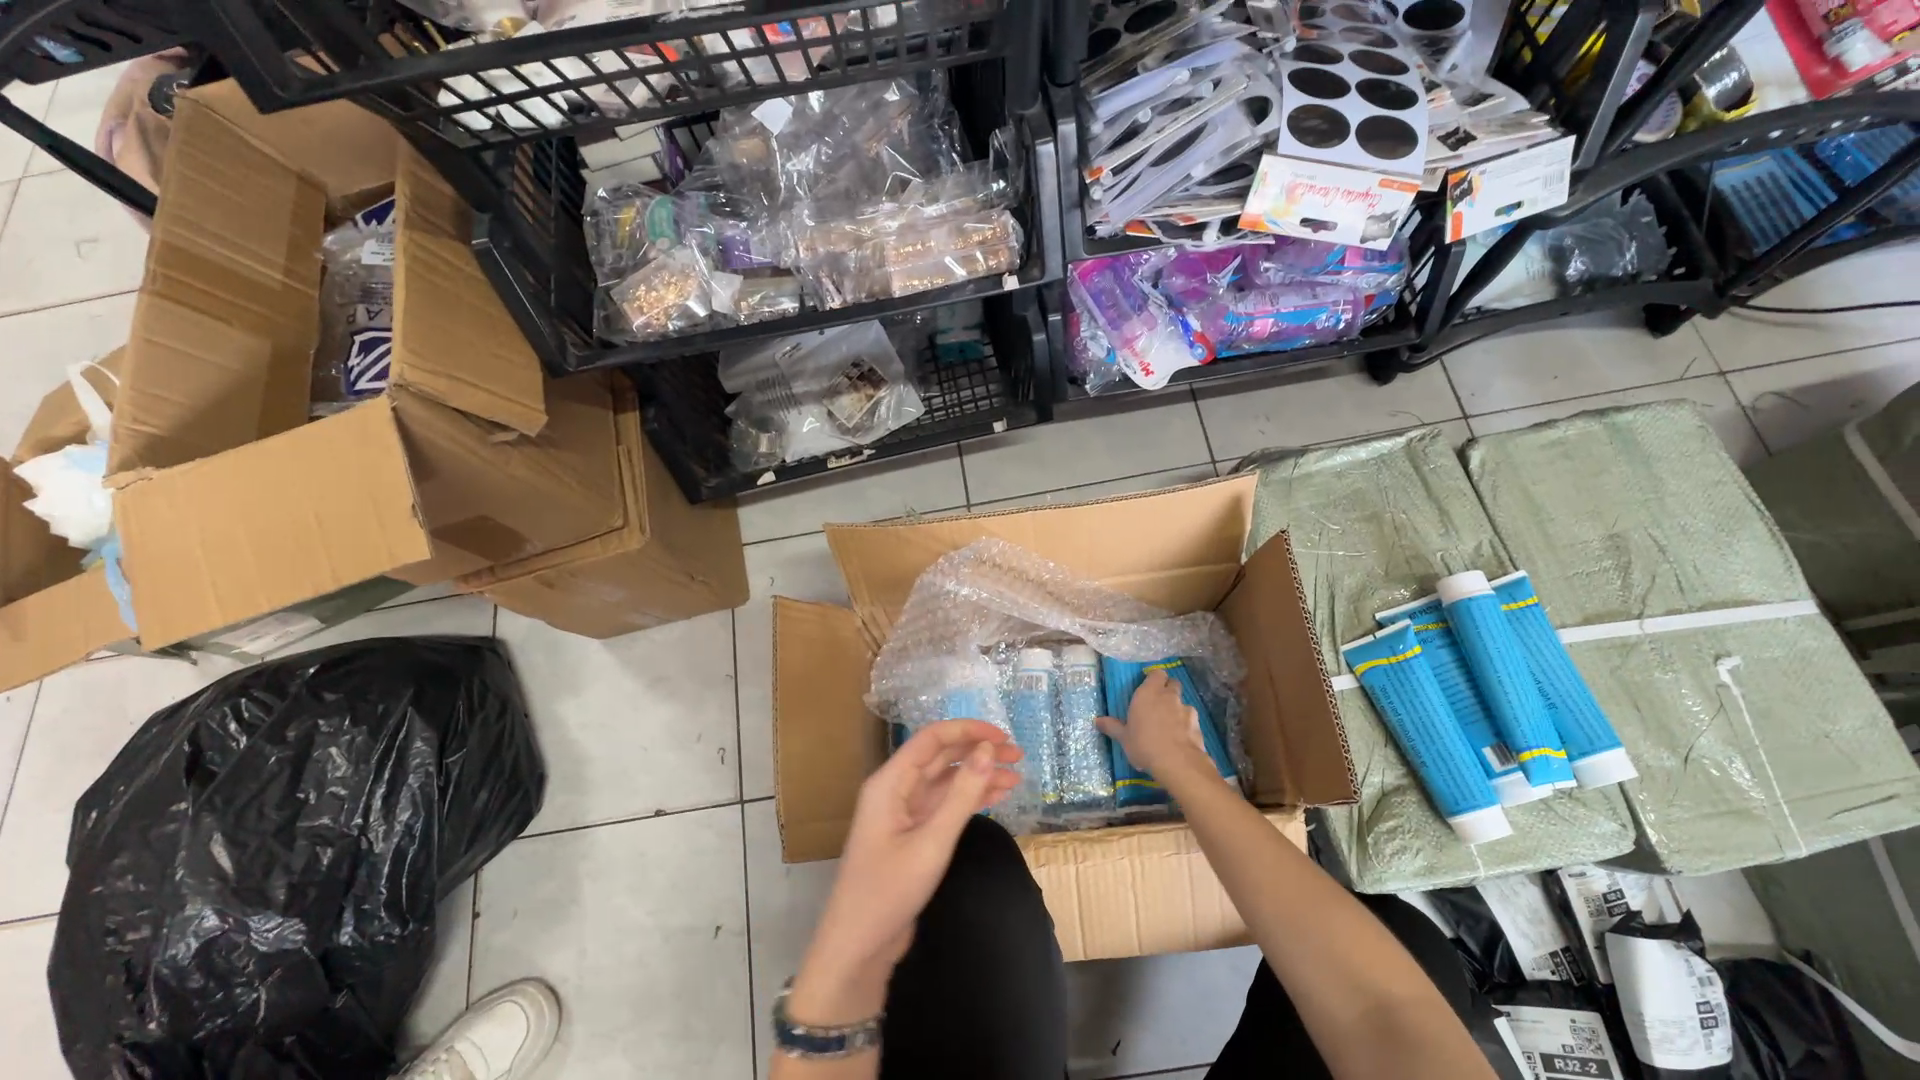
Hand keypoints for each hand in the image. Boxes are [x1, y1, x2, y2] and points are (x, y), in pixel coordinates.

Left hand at [790, 719, 1023, 1024]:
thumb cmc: (889, 890)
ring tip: (1016, 778)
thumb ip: (962, 795)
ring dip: (978, 776)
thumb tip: (987, 751)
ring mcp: (902, 814)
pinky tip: (996, 798)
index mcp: (890, 782)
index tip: (1003, 737)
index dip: (968, 731)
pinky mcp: (911, 836)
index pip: (932, 739)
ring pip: (945, 782)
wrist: (859, 944)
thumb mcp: (932, 842)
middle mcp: (895, 790)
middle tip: (1018, 756)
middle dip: (977, 751)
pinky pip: (943, 806)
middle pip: (940, 757)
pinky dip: (969, 800)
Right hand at [1096, 669, 1211, 780]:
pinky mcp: (1197, 724)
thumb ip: (1112, 727)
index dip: (1155, 679)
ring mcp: (1186, 709)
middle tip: (1158, 704)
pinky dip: (1186, 725)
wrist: (1177, 762)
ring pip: (1182, 702)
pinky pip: (1191, 719)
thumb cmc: (1144, 744)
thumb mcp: (1124, 738)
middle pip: (1172, 684)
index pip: (1157, 674)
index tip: (1149, 688)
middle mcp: (1168, 696)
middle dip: (1167, 690)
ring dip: (1177, 709)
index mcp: (1148, 693)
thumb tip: (1097, 720)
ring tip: (1170, 725)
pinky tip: (1181, 738)